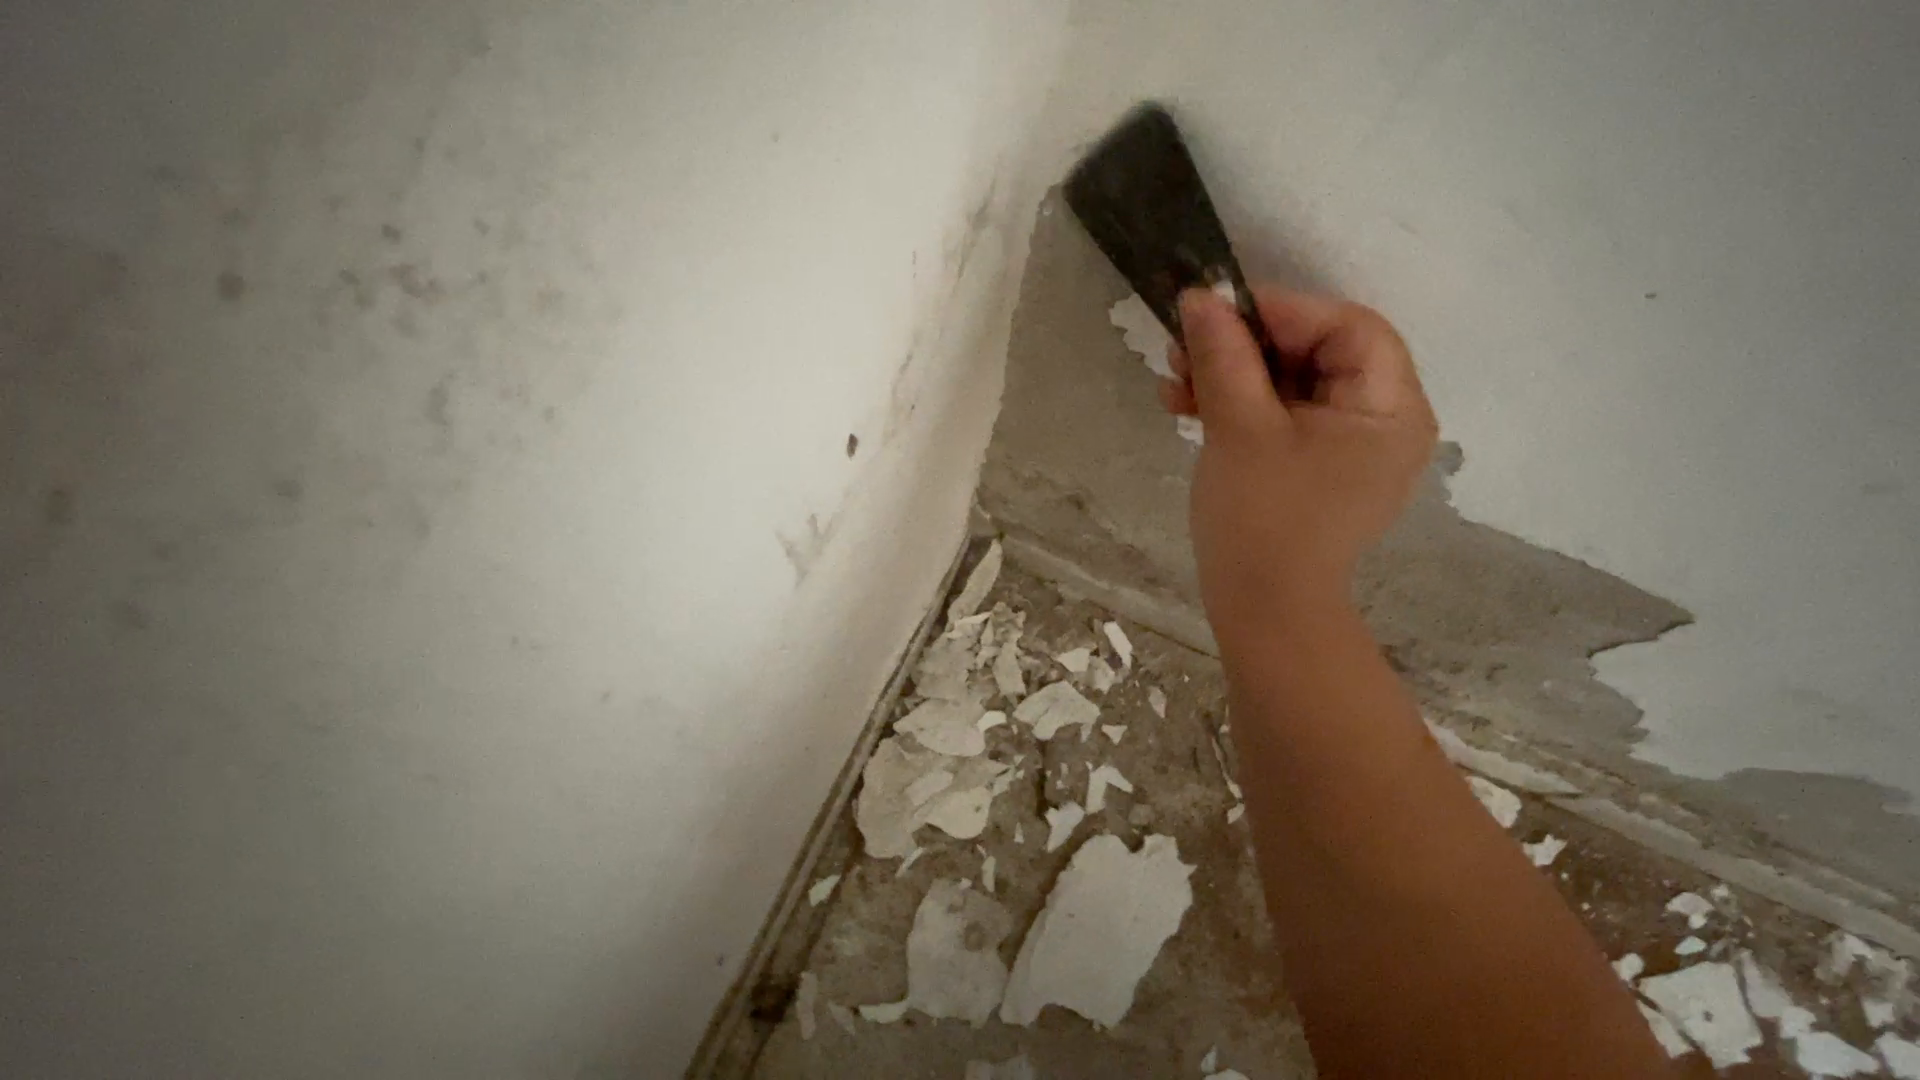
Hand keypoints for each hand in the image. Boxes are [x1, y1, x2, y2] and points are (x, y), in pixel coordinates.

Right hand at [1161, 287, 1436, 637]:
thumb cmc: (1262, 520)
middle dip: (1245, 345)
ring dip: (1231, 375)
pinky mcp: (1316, 466)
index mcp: (1390, 408)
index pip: (1347, 327)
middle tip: (1183, 347)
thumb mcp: (1240, 428)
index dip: (1281, 310)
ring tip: (1173, 383)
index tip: (1215, 311)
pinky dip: (1238, 406)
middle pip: (1317, 351)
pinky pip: (1282, 416)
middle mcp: (1383, 420)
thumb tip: (1200, 297)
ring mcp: (1349, 446)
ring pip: (1291, 383)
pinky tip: (1187, 407)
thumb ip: (1223, 355)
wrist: (1263, 612)